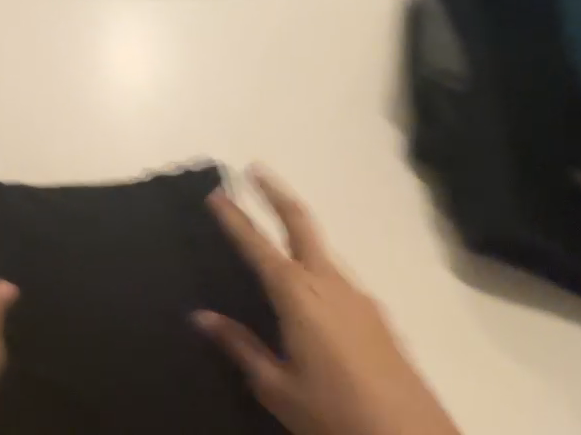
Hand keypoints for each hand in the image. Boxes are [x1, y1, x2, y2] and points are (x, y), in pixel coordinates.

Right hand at [194, 167, 460, 434]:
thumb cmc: (337, 415)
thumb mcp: (278, 388)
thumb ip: (240, 346)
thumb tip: (200, 316)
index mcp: (297, 295)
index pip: (256, 245)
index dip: (234, 217)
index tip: (216, 193)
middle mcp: (328, 284)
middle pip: (301, 223)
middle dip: (276, 193)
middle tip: (255, 170)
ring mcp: (359, 298)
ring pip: (322, 250)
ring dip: (298, 232)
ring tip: (275, 233)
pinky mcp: (379, 319)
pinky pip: (338, 279)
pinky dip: (317, 266)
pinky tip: (311, 291)